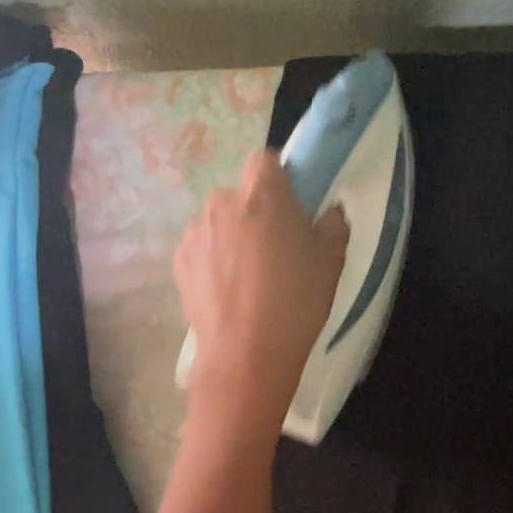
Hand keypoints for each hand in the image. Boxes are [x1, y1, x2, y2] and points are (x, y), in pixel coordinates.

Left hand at [175, 150, 349, 413]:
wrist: (247, 353)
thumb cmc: (297, 301)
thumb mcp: (332, 261)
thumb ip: (332, 224)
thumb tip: (327, 212)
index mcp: (264, 193)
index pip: (265, 159)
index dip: (279, 178)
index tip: (291, 206)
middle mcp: (224, 202)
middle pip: (241, 193)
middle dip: (256, 211)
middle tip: (275, 248)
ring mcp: (196, 231)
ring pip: (219, 222)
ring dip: (232, 237)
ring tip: (249, 277)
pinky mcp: (179, 259)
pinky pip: (202, 247)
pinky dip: (213, 261)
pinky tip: (229, 292)